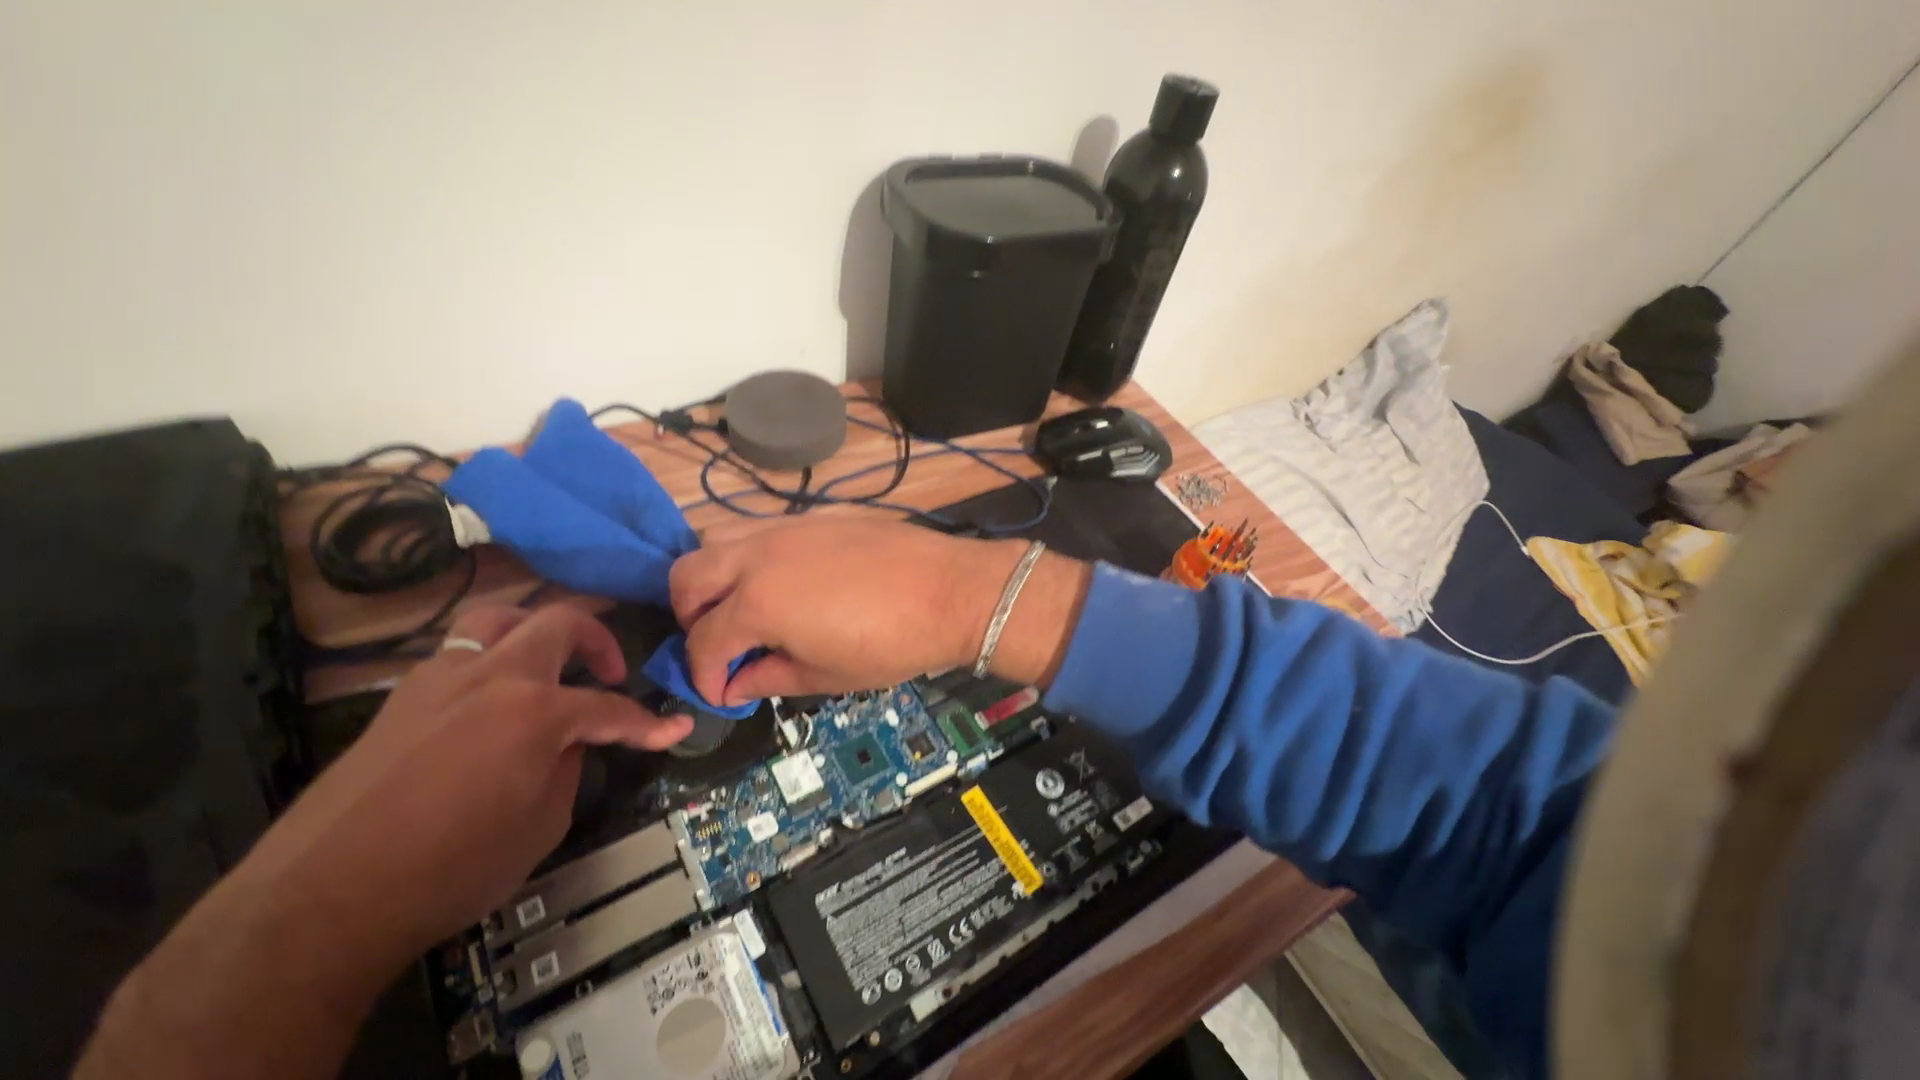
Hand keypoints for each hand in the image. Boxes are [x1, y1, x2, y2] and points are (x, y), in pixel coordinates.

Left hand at [74, 604, 692, 1079]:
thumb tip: (571, 742)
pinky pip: (458, 652)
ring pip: (498, 618)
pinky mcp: (401, 696)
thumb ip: (567, 768)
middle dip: (597, 638)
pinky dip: (490, 657)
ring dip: (535, 628)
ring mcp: (439, 678)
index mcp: (534, 710)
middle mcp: (491, 676)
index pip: (609, 706)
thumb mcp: (540, 827)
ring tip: (548, 662)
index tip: (673, 728)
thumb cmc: (452, 869)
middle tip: (611, 671)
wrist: (327, 894)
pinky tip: (492, 698)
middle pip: (557, 622)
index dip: (647, 722)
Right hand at [669, 518, 1092, 705]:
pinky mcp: (809, 517)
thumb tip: (734, 685)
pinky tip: (774, 580)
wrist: (951, 592)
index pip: (704, 641)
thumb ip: (768, 678)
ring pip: (713, 539)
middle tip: (717, 644)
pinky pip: (754, 528)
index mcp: (757, 603)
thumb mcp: (826, 676)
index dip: (703, 676)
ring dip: (710, 576)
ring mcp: (783, 528)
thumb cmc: (891, 644)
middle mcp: (757, 556)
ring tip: (737, 606)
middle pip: (687, 576)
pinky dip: (745, 554)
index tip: (719, 692)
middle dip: (689, 616)